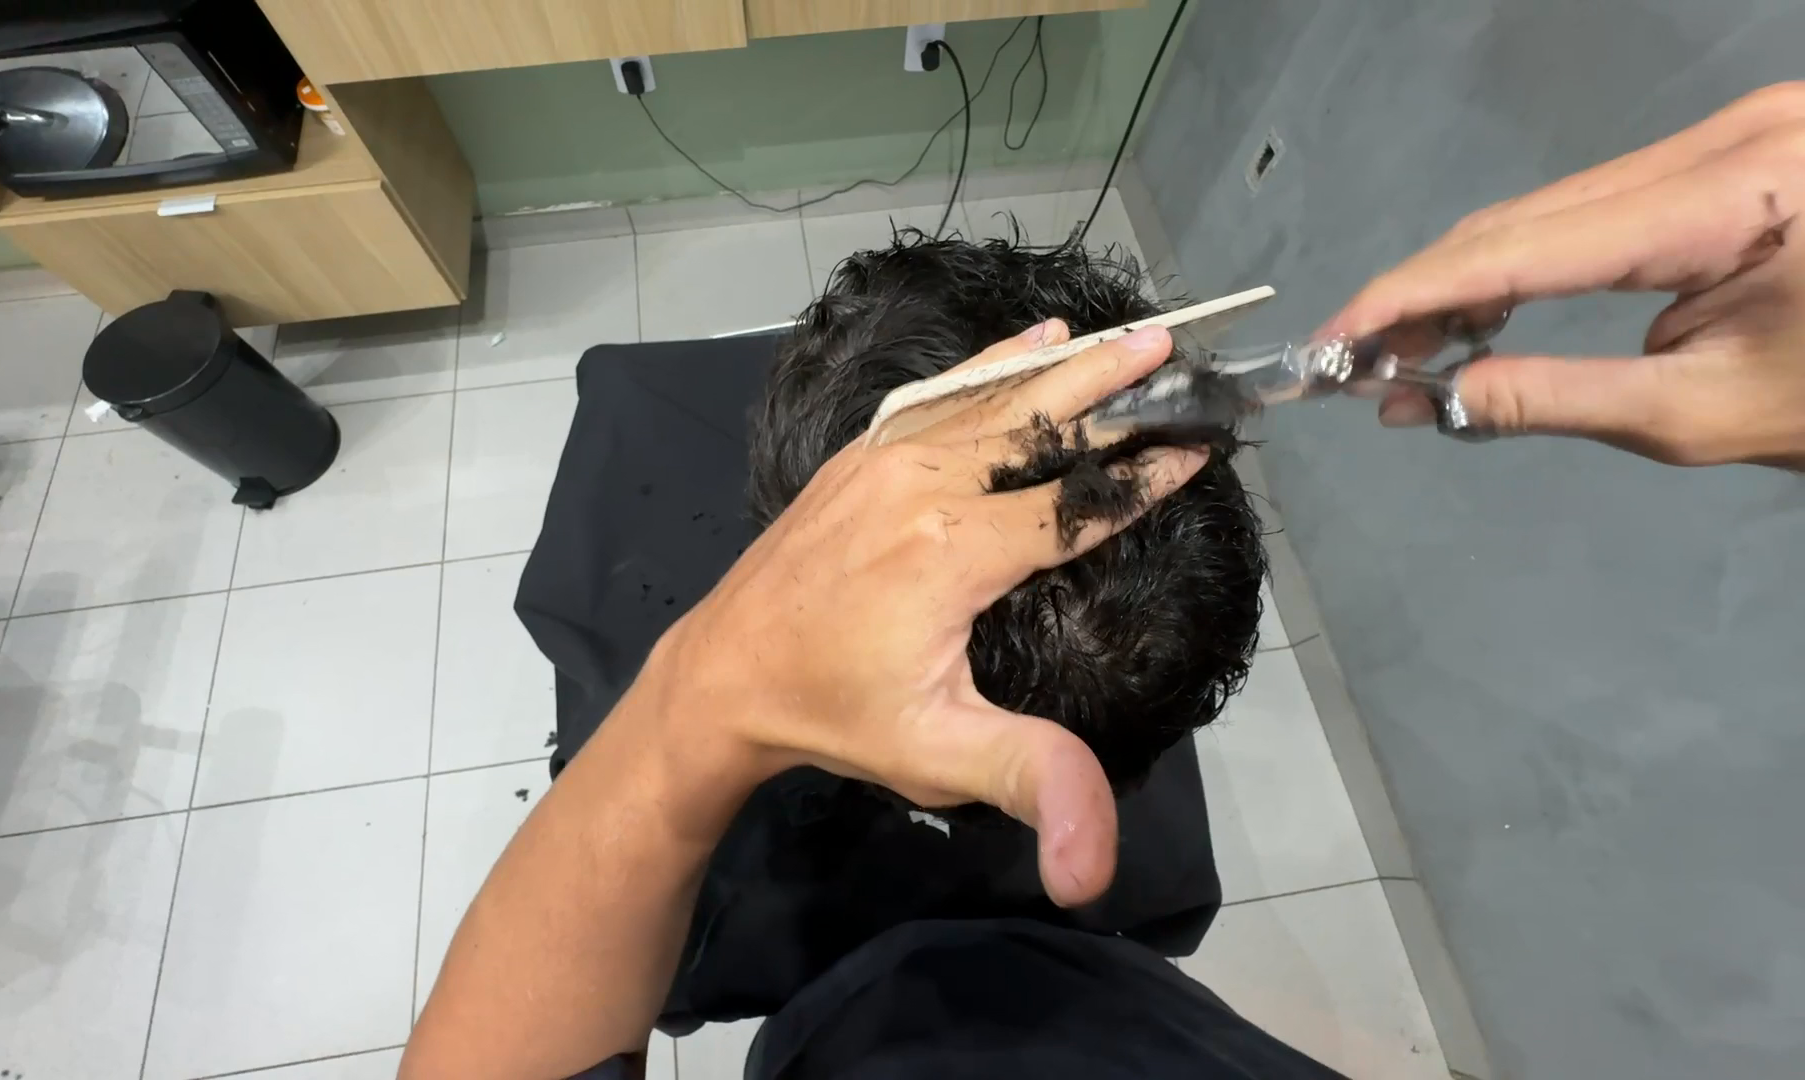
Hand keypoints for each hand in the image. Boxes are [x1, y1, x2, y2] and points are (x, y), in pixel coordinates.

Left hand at [639, 319, 1205, 905]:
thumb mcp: (935, 756)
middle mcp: (922, 483)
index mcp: (953, 550)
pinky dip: (989, 365)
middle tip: (1181, 356)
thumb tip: (1099, 875)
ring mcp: (882, 459)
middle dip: (1116, 392)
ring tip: (1127, 335)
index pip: (1073, 504)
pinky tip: (1026, 341)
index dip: (1141, 479)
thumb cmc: (833, 711)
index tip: (1200, 446)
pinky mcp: (856, 455)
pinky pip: (935, 396)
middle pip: (1038, 427)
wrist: (725, 670)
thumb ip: (1028, 784)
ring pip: (990, 399)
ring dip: (1064, 367)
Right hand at [1321, 81, 1804, 467]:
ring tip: (1401, 358)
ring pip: (1528, 217)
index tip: (1325, 345)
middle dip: (1414, 299)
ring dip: (1450, 289)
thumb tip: (1418, 403)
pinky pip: (1570, 215)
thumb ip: (1545, 400)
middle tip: (1353, 367)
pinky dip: (1502, 274)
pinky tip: (1470, 322)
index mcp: (1734, 194)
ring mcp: (1719, 142)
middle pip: (1508, 223)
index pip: (1512, 247)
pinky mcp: (1715, 160)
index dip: (1401, 297)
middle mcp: (1720, 141)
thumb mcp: (1695, 412)